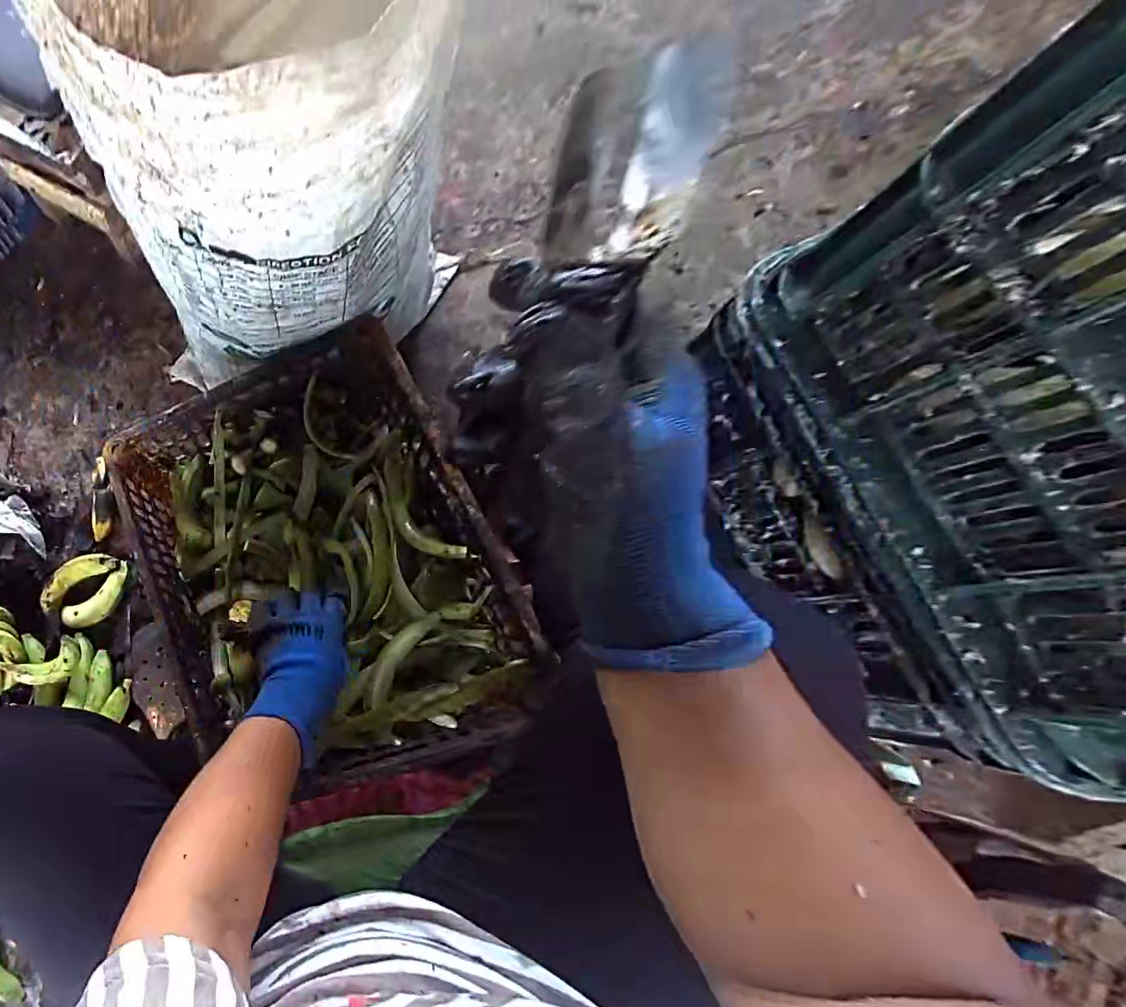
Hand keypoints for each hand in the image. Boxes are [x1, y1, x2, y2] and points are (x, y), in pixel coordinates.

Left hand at [245, 590, 347, 765]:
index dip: (331, 605)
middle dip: (308, 599)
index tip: (329, 610)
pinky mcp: (265, 625)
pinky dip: (264, 612)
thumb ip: (335, 644)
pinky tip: (265, 618)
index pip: (334, 601)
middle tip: (306, 609)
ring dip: (286, 603)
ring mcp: (285, 617)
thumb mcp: (340, 663)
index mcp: (330, 622)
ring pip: (285, 596)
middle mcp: (308, 614)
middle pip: (310, 593)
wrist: (295, 691)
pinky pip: (262, 609)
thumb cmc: (324, 684)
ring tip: (284, 612)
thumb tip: (332, 639)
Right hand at [453, 260, 769, 670]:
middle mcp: (608, 388)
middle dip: (511, 355)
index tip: (509, 286)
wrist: (624, 601)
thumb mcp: (609, 447)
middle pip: (550, 341)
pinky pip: (502, 427)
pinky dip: (482, 437)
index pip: (606, 304)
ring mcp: (571, 423)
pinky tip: (475, 457)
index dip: (559, 290)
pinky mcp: (541, 456)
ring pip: (518, 383)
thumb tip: (539, 315)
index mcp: (650, 373)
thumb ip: (577, 380)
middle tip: (483, 378)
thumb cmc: (634, 525)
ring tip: (476, 421)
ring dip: (488, 396)